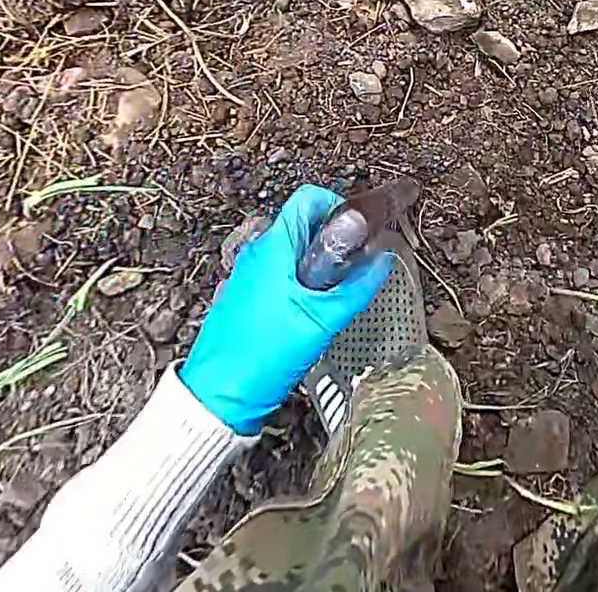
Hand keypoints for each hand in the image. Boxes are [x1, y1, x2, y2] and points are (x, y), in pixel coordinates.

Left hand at [179, 186, 393, 432]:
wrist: (215, 400)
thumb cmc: (261, 358)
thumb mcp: (323, 320)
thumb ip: (359, 287)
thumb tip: (383, 262)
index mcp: (274, 246)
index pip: (310, 197)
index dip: (339, 205)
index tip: (357, 231)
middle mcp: (258, 251)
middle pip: (305, 221)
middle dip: (333, 238)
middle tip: (351, 264)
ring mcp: (248, 272)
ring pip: (294, 246)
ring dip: (318, 260)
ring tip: (332, 291)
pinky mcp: (245, 292)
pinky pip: (280, 269)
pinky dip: (301, 278)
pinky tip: (311, 307)